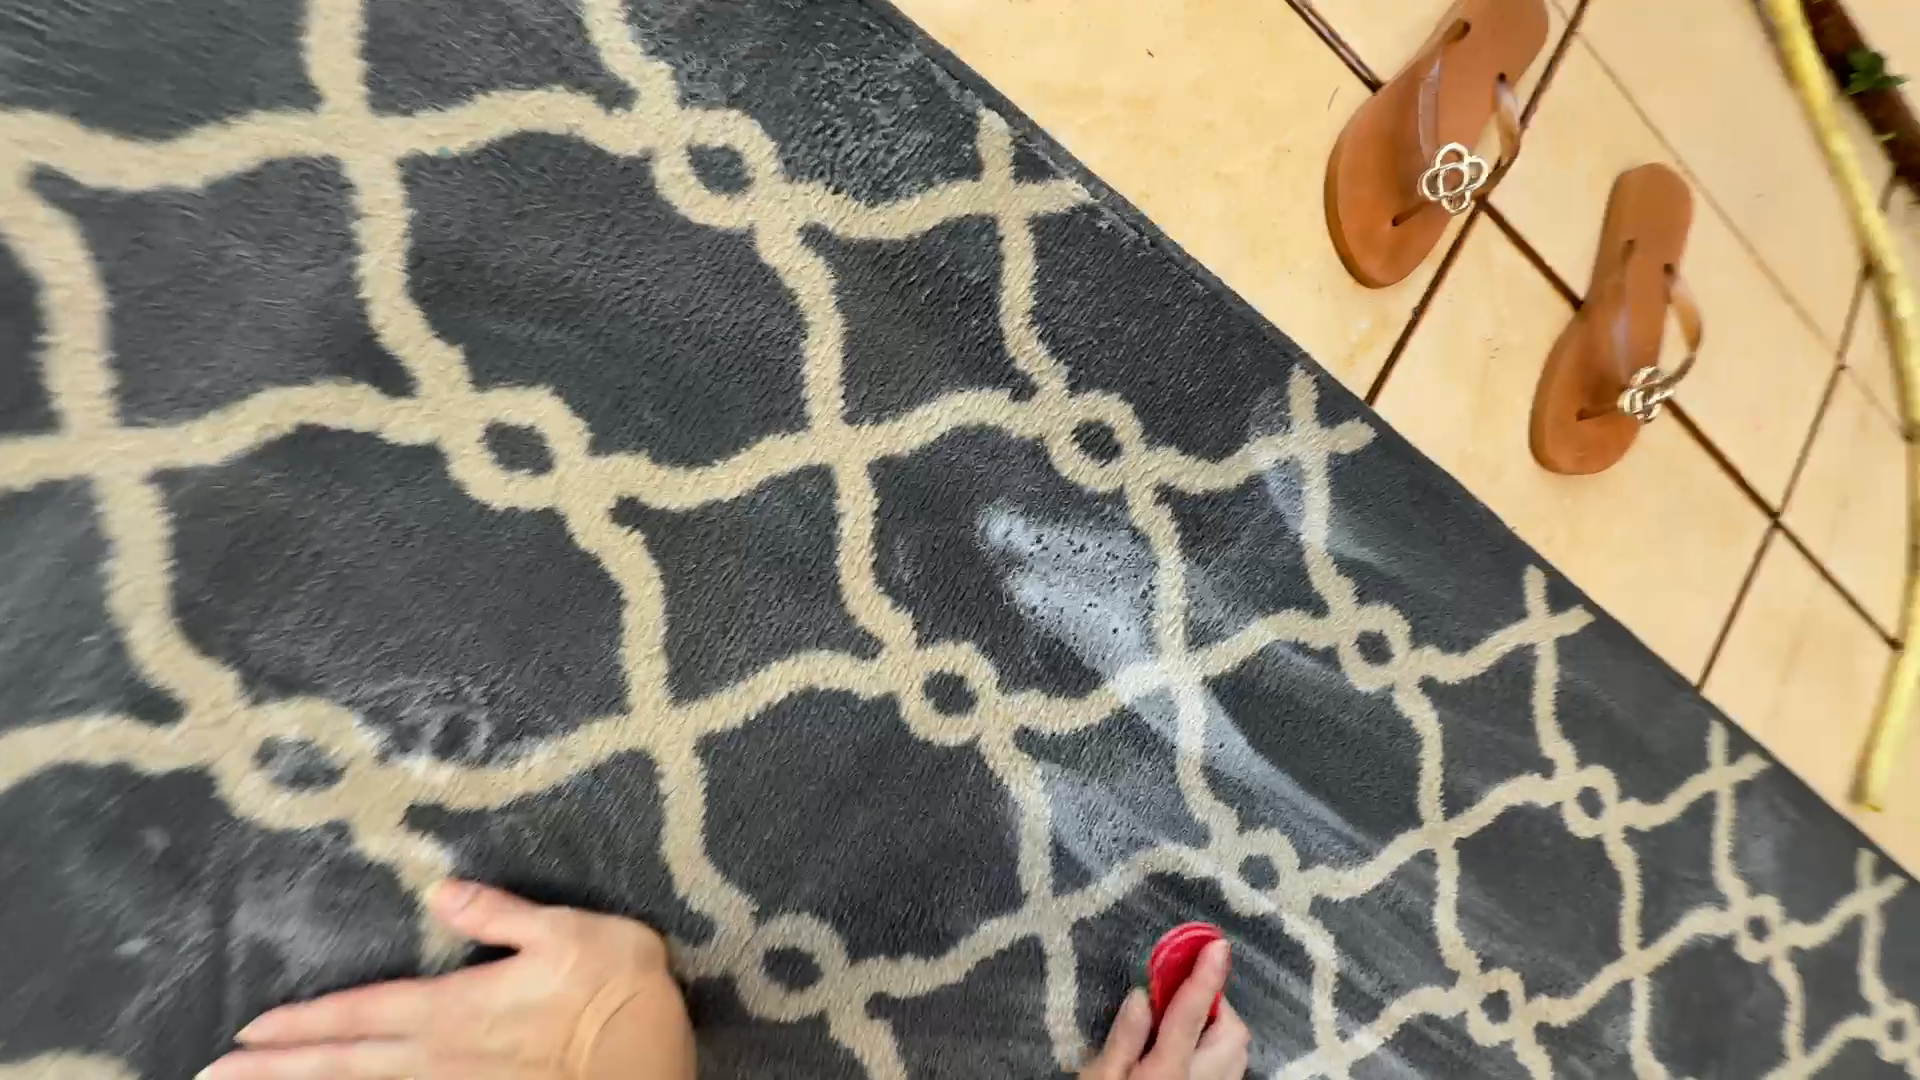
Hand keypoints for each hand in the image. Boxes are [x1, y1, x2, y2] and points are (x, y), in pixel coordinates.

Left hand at [199, 881, 695, 1079]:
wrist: (638, 1048)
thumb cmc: (606, 978)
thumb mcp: (562, 930)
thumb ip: (499, 914)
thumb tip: (443, 890)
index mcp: (457, 1006)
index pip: (364, 1012)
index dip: (307, 1021)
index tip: (249, 1031)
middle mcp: (440, 1054)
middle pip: (343, 1063)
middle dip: (275, 1069)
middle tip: (213, 1074)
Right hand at [1079, 941, 1248, 1079]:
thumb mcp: (1098, 1079)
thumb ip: (1124, 1036)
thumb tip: (1144, 994)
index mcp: (1166, 1071)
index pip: (1192, 1012)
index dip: (1206, 975)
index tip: (1217, 944)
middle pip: (1233, 1033)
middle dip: (1218, 1003)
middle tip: (1183, 995)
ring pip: (1239, 1054)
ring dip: (1220, 1027)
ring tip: (1185, 1023)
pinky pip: (1230, 1073)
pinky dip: (1218, 1052)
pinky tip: (1189, 1053)